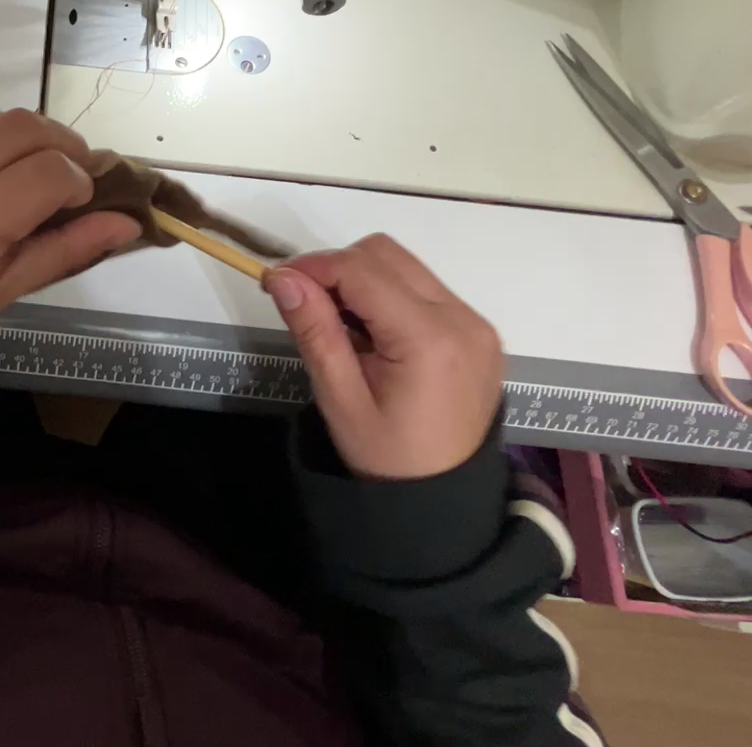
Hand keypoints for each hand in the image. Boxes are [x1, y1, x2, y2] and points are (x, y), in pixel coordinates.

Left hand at [0, 107, 141, 381]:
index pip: (47, 172)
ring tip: (31, 165)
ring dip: (22, 132)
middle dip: (61, 142)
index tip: (83, 198)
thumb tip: (127, 223)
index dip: (80, 178)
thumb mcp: (6, 292)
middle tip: (71, 170)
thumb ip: (67, 249)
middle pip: (21, 128)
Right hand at [263, 235, 502, 479]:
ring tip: (337, 321)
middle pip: (385, 254)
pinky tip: (368, 330)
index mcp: (429, 339)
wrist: (441, 497)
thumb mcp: (338, 394)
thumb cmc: (383, 453)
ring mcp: (475, 321)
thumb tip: (281, 276)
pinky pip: (421, 286)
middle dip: (335, 267)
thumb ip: (313, 328)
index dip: (312, 266)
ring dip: (360, 278)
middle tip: (303, 302)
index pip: (361, 270)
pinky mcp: (476, 328)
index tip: (275, 282)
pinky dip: (384, 292)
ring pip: (403, 264)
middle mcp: (462, 318)